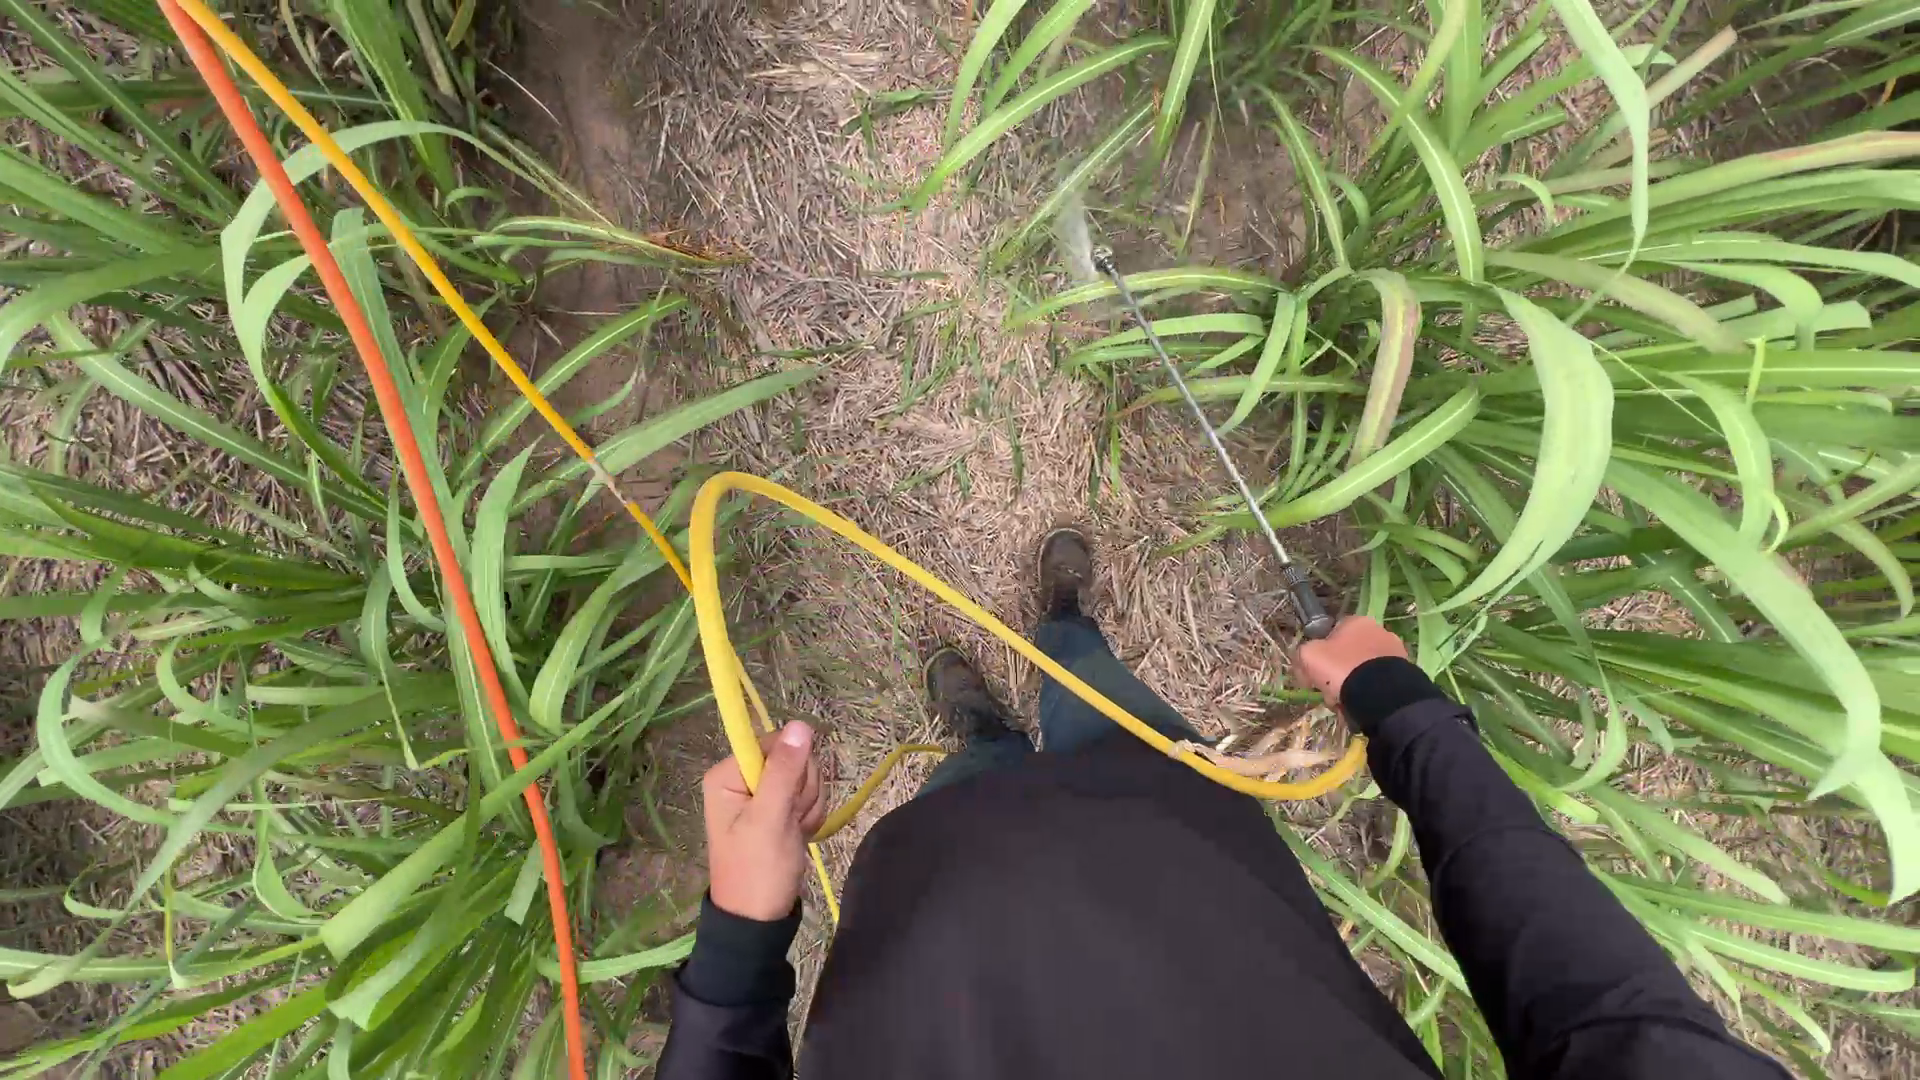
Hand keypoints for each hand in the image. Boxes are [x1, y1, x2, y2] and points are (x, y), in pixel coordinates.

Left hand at [702, 721, 827, 920]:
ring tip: (793, 829)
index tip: (786, 799)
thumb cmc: (758, 869)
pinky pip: (810, 792)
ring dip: (808, 803)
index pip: (776, 742)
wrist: (761, 919)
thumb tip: (800, 724)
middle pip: (794, 756)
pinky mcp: (781, 805)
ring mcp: (763, 791)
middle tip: (789, 819)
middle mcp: (744, 776)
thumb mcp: (769, 819)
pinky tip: (799, 832)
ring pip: (806, 774)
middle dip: (802, 789)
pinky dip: (811, 813)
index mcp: (729, 773)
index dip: (791, 767)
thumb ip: (784, 770)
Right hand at [1295, 616, 1408, 707]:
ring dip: (1351, 684)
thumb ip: (1303, 653)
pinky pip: (1378, 682)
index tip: (1314, 671)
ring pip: (1362, 670)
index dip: (1320, 653)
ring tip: (1344, 701)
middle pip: (1347, 653)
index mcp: (1356, 621)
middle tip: (1327, 689)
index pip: (1331, 633)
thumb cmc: (1341, 667)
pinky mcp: (1406, 674)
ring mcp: (1395, 652)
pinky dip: (1368, 692)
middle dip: (1336, 672)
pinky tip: (1360, 703)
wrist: (1381, 694)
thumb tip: (1306, 662)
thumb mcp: (1308, 655)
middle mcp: (1379, 631)